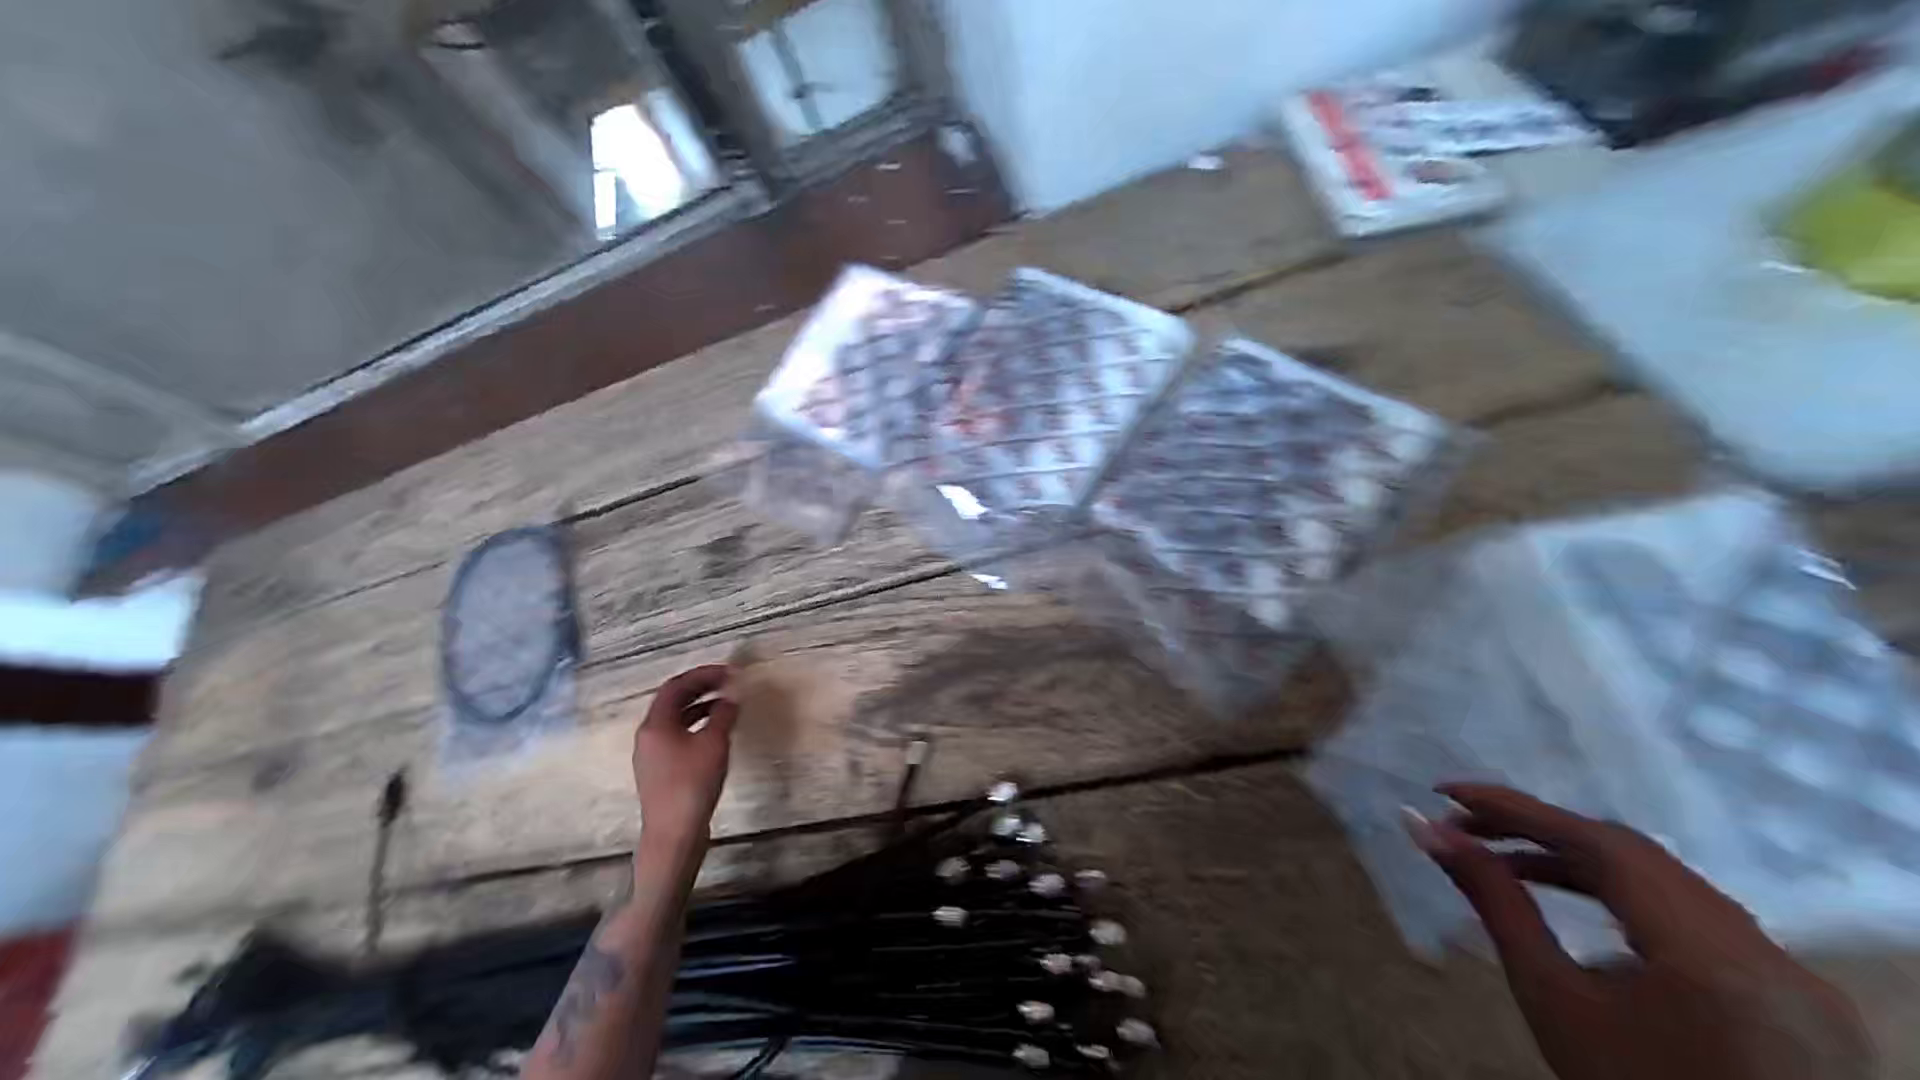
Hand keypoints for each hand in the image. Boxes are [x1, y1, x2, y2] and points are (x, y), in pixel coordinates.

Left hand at [632, 665, 737, 845]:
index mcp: (655, 724)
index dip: (704, 674)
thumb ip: (724, 714)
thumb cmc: (692, 784)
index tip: (729, 672)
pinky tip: (715, 732)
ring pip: (676, 718)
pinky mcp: (660, 770)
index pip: (677, 685)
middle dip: (701, 687)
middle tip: (728, 683)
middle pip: (673, 700)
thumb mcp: (714, 743)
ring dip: (700, 706)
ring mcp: (652, 754)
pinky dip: (696, 725)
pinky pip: (678, 735)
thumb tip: (732, 695)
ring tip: (726, 703)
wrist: (673, 833)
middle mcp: (648, 735)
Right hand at [1407, 783, 1871, 1079]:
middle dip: (1541, 830)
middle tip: (1464, 825)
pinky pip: (1691, 911)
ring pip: (1663, 880)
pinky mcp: (1791, 988)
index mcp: (1713, 958)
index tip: (1446, 791)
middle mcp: (1769, 953)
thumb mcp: (1548, 994)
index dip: (1519, 809)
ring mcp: (1792, 972)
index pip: (1604, 846)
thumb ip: (1493, 900)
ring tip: (1504, 859)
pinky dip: (1622, 891)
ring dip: (1577, 858)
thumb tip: (1424, 830)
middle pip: (1634, 856)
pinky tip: (1573, 893)